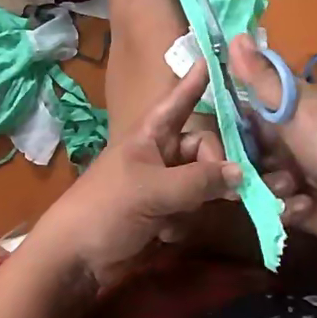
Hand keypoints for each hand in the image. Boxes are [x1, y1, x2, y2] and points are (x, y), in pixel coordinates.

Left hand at [25, 63, 241, 287]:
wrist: (75, 260)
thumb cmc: (106, 209)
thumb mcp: (154, 191)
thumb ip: (200, 181)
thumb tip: (241, 174)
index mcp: (149, 137)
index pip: (177, 103)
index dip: (193, 85)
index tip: (210, 58)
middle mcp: (158, 156)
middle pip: (202, 149)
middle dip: (214, 168)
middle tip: (230, 188)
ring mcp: (160, 186)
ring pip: (201, 182)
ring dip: (199, 200)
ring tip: (183, 216)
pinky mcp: (162, 214)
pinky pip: (191, 209)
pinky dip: (185, 222)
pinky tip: (168, 235)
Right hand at [227, 35, 316, 244]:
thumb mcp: (299, 109)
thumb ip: (262, 81)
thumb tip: (235, 35)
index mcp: (279, 114)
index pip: (235, 115)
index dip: (219, 126)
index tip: (207, 137)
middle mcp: (277, 143)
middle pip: (235, 153)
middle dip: (238, 164)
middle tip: (246, 169)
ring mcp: (283, 176)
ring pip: (249, 183)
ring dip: (268, 185)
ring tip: (293, 185)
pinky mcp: (290, 207)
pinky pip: (268, 208)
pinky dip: (285, 207)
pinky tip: (306, 203)